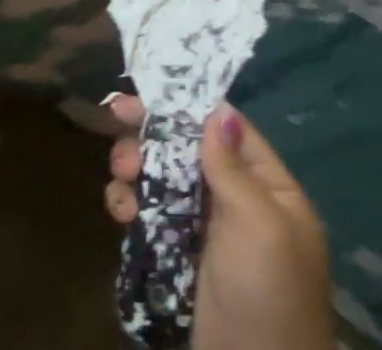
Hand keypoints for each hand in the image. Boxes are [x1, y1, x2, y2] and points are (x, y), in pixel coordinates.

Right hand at [105, 97, 331, 349]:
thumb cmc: (266, 289)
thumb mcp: (259, 225)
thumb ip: (232, 168)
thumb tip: (218, 110)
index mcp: (269, 191)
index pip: (226, 131)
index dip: (184, 107)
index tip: (142, 93)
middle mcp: (236, 201)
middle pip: (184, 149)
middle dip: (148, 136)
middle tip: (113, 120)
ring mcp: (202, 227)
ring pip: (158, 177)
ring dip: (133, 168)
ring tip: (121, 180)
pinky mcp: (173, 250)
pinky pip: (145, 211)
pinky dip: (127, 203)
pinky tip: (120, 212)